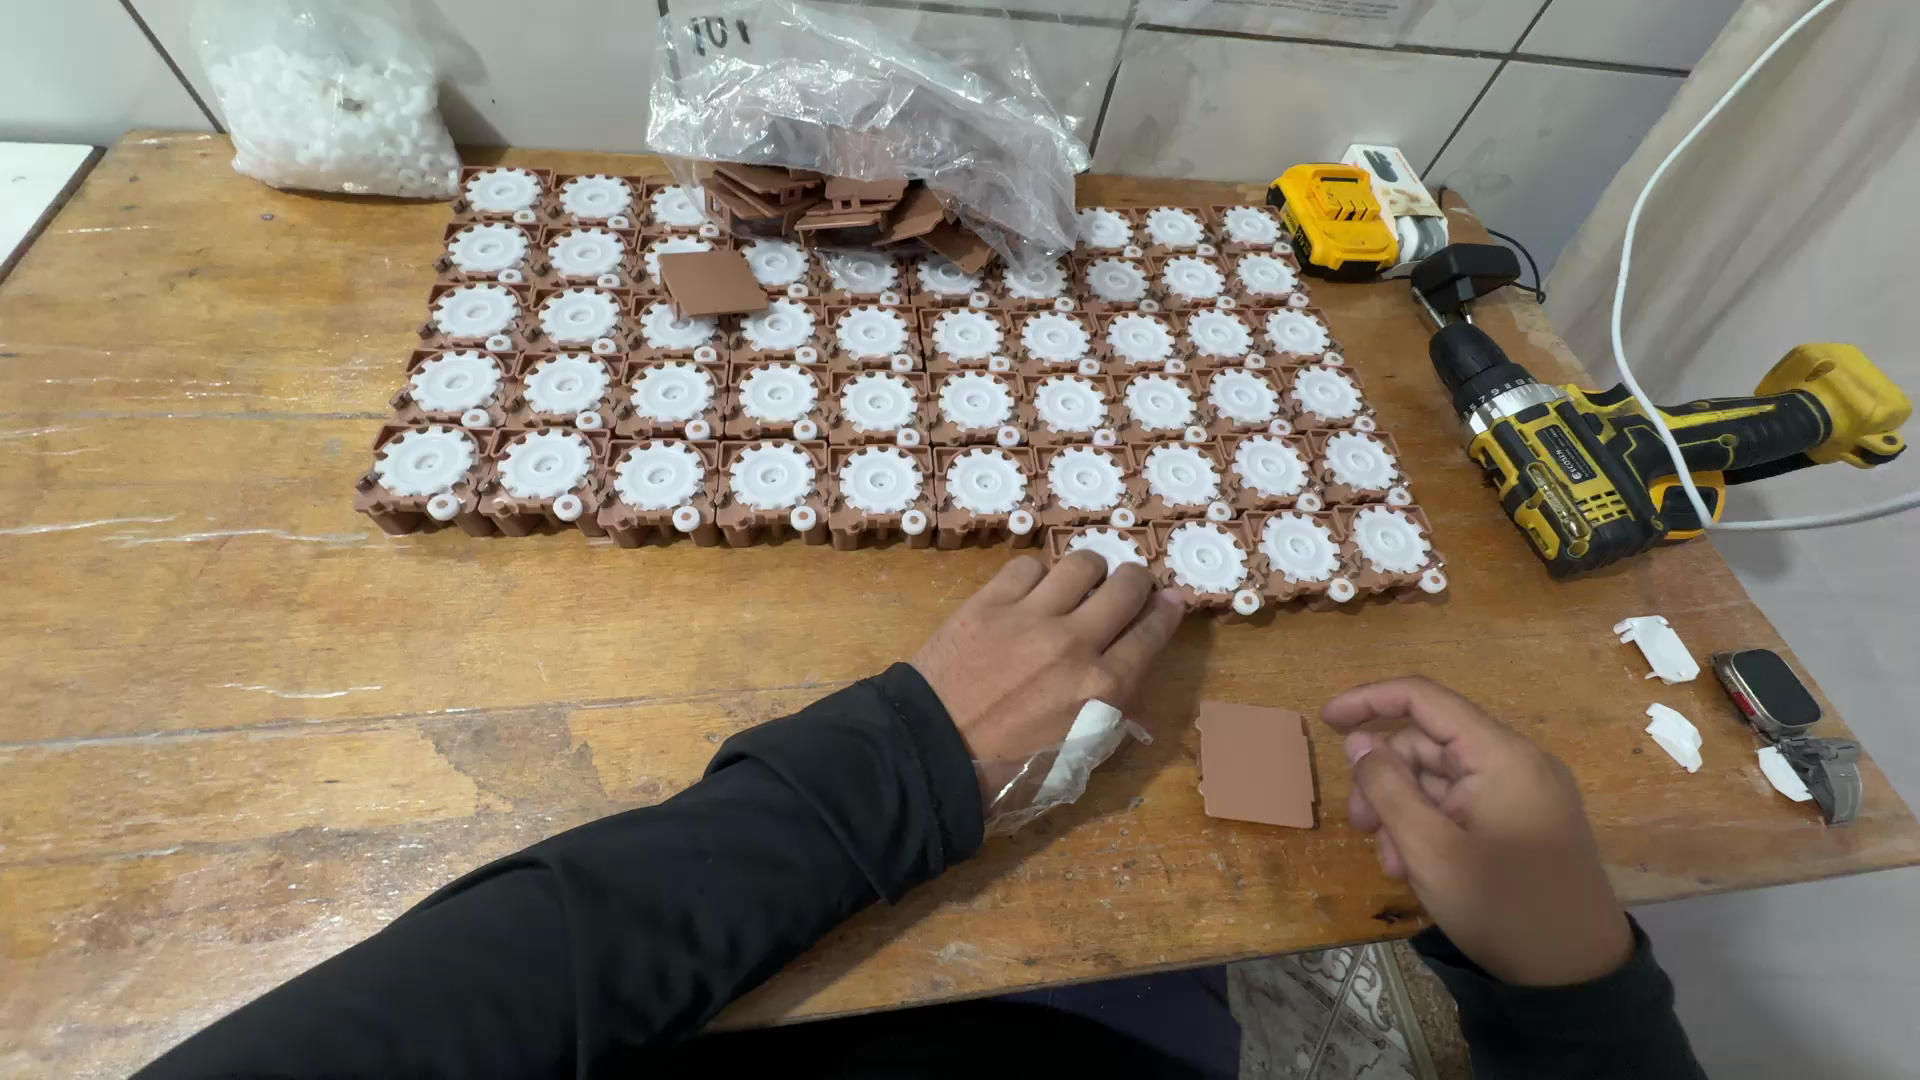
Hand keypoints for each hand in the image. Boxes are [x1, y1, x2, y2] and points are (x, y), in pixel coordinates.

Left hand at [912, 551, 1183, 764]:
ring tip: (1079, 584)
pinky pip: (1027, 566)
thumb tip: (1136, 695)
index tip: (1169, 598)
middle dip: (1135, 582)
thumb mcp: (1077, 761)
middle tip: (1126, 588)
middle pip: (1126, 586)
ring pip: (1081, 565)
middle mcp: (1075, 643)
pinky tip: (1030, 591)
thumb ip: (1113, 721)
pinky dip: (1036, 575)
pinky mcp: (989, 603)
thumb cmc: (1007, 771)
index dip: (1167, 609)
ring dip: (1089, 572)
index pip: (1152, 630)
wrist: (931, 755)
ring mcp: (1031, 618)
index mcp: (1104, 688)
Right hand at [1322, 677, 1632, 986]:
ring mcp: (1521, 792)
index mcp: (1502, 756)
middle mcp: (1515, 762)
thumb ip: (1386, 785)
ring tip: (1388, 859)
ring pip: (1435, 776)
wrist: (1579, 983)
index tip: (1325, 722)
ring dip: (1400, 808)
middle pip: (1425, 744)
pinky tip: (1411, 863)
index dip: (1368, 701)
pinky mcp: (1520, 819)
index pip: (1423, 698)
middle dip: (1382, 778)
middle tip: (1358, 824)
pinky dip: (1425, 823)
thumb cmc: (1502, 907)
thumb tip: (1357, 740)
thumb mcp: (1428, 848)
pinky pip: (1456, 801)